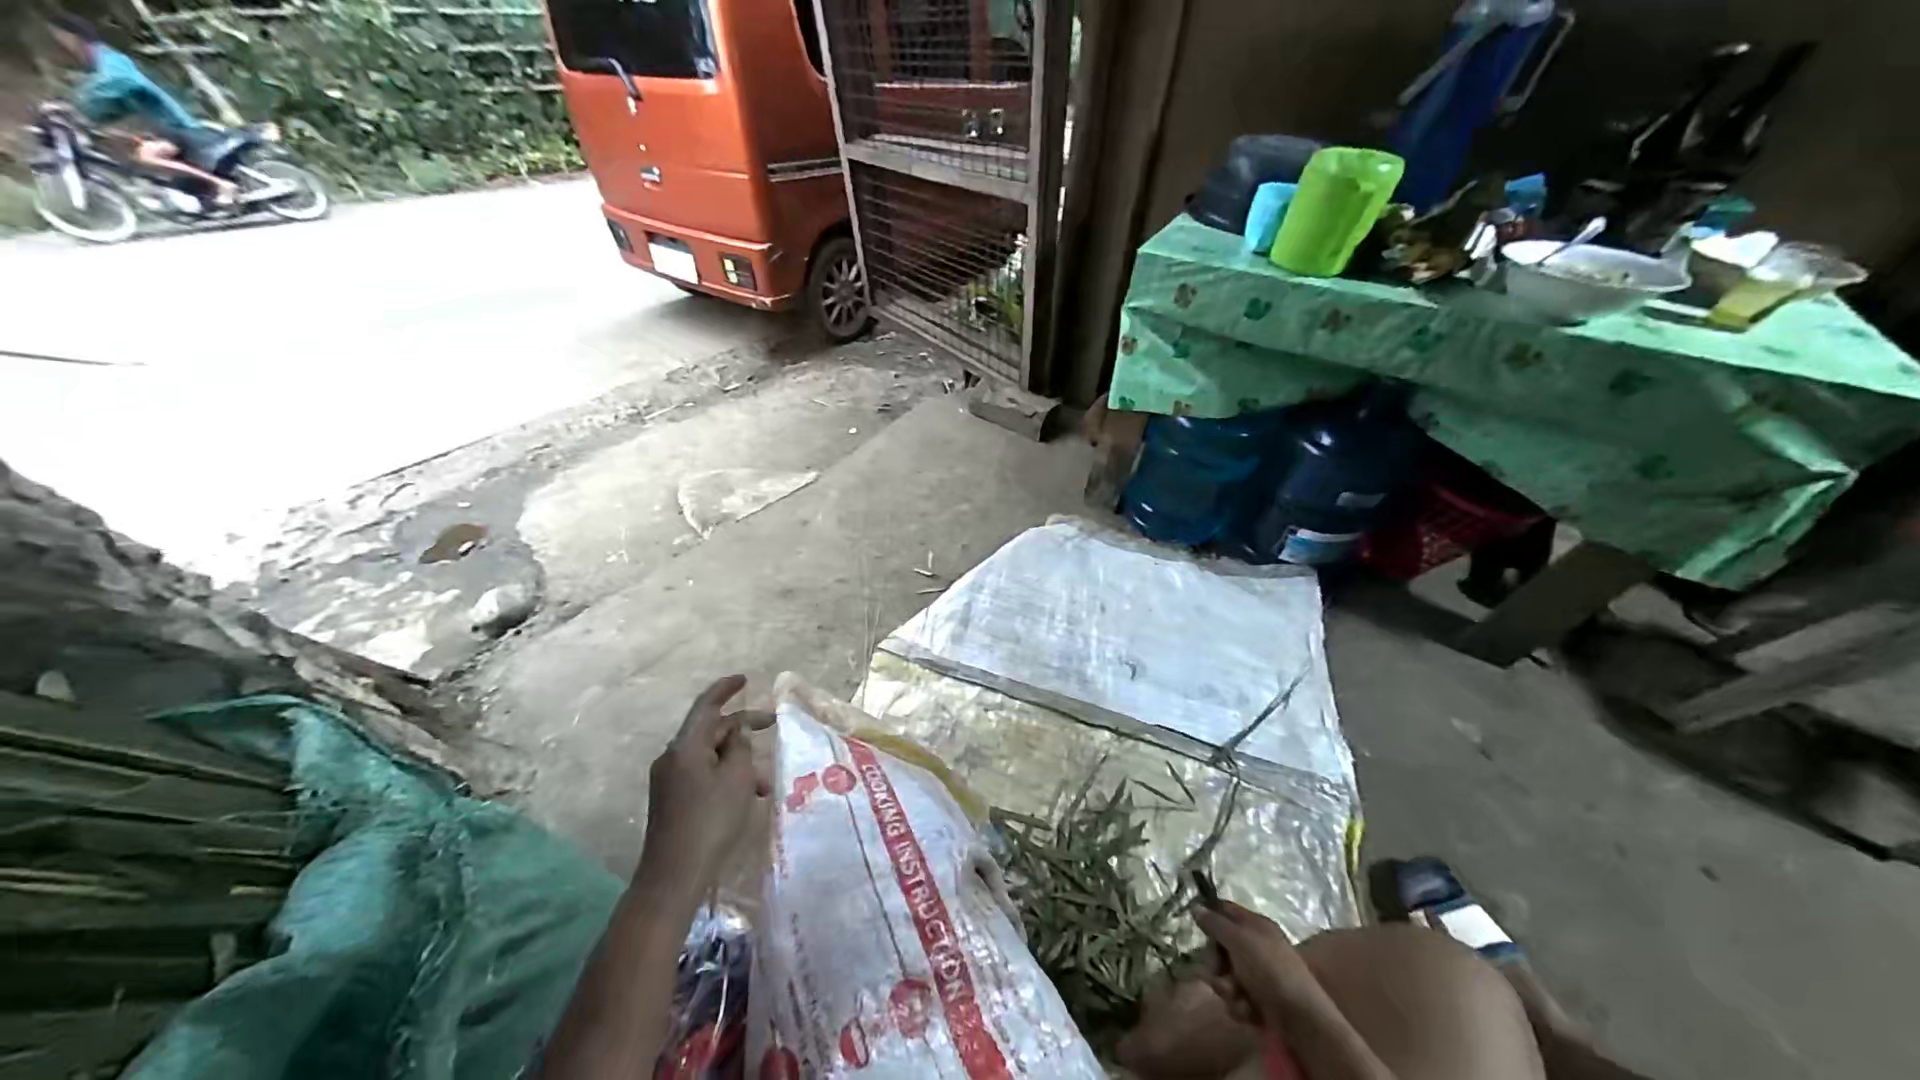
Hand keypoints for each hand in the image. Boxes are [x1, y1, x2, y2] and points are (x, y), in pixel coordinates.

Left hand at [637, 675, 774, 891]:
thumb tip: (737, 733)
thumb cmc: (711, 820)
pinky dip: (726, 776)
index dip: (726, 689)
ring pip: (709, 756)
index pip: (706, 706)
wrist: (674, 875)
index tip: (745, 679)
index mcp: (685, 746)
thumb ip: (741, 747)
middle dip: (742, 729)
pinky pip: (703, 774)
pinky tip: (747, 796)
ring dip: (738, 760)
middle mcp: (672, 757)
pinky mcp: (672, 800)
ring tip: (765, 782)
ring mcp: (669, 780)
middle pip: (710, 730)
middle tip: (772, 725)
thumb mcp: (737, 779)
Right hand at [1196, 900, 1322, 1027]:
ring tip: (1238, 996)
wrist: (1301, 1019)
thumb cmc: (1269, 970)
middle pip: (1219, 946)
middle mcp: (1255, 947)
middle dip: (1215, 962)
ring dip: (1226, 987)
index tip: (1196, 926)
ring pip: (1224, 975)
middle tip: (1218, 970)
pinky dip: (1239, 1005)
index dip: (1209, 915)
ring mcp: (1257, 975)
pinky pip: (1235, 997)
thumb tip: (1196, 906)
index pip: (1225, 910)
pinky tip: (1249, 1011)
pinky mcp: (1258, 1000)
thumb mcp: (1239, 940)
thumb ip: (1215, 923)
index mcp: (1255, 926)